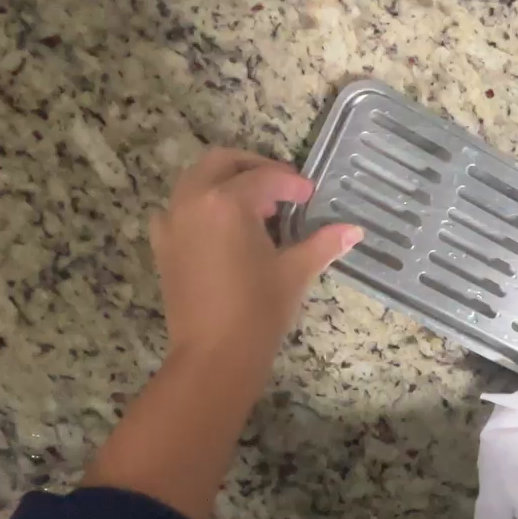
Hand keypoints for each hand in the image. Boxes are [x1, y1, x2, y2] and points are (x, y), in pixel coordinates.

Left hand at [149, 148, 361, 364]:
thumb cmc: (258, 312)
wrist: (214, 355)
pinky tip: (223, 229)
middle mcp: (193, 200)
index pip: (265, 178)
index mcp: (227, 202)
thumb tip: (354, 231)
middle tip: (282, 188)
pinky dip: (202, 206)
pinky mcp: (162, 244)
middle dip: (254, 168)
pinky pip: (180, 208)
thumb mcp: (294, 273)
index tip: (309, 194)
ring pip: (197, 180)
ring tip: (257, 209)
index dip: (292, 183)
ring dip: (227, 183)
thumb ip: (323, 244)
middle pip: (222, 163)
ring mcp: (172, 221)